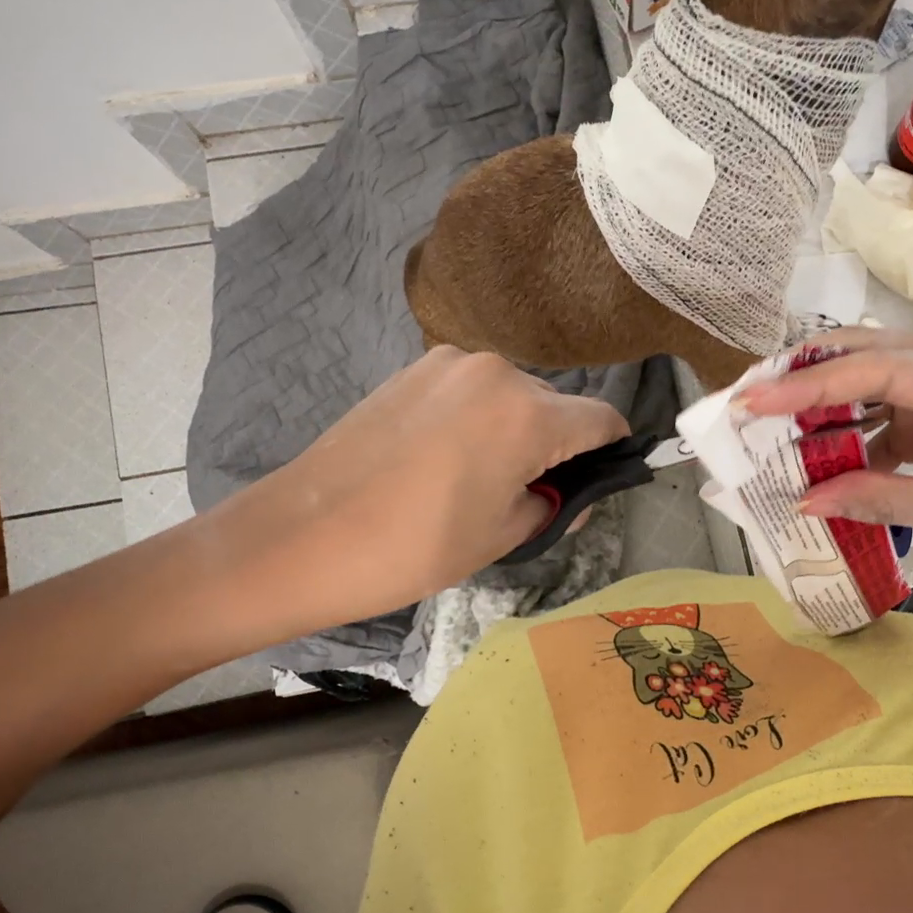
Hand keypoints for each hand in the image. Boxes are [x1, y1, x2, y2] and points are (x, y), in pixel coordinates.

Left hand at [195, 348, 629, 643]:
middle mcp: (496, 372)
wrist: (299, 537)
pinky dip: (477, 420)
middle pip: (556, 406)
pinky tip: (442, 461)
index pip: (603, 420)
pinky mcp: (411, 371)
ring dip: (515, 431)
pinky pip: (470, 393)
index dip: (613, 451)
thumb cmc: (414, 547)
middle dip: (558, 445)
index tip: (601, 480)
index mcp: (528, 414)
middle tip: (531, 494)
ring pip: (511, 397)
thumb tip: (572, 494)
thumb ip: (555, 505)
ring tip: (478, 479)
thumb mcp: (503, 536)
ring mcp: (448, 364)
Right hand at [738, 329, 912, 563]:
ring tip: (764, 417)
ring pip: (865, 372)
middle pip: (864, 352)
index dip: (810, 384)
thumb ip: (883, 500)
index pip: (877, 370)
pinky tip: (808, 446)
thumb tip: (805, 500)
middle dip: (802, 373)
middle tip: (744, 399)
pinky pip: (875, 405)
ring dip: (816, 394)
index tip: (753, 402)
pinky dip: (840, 425)